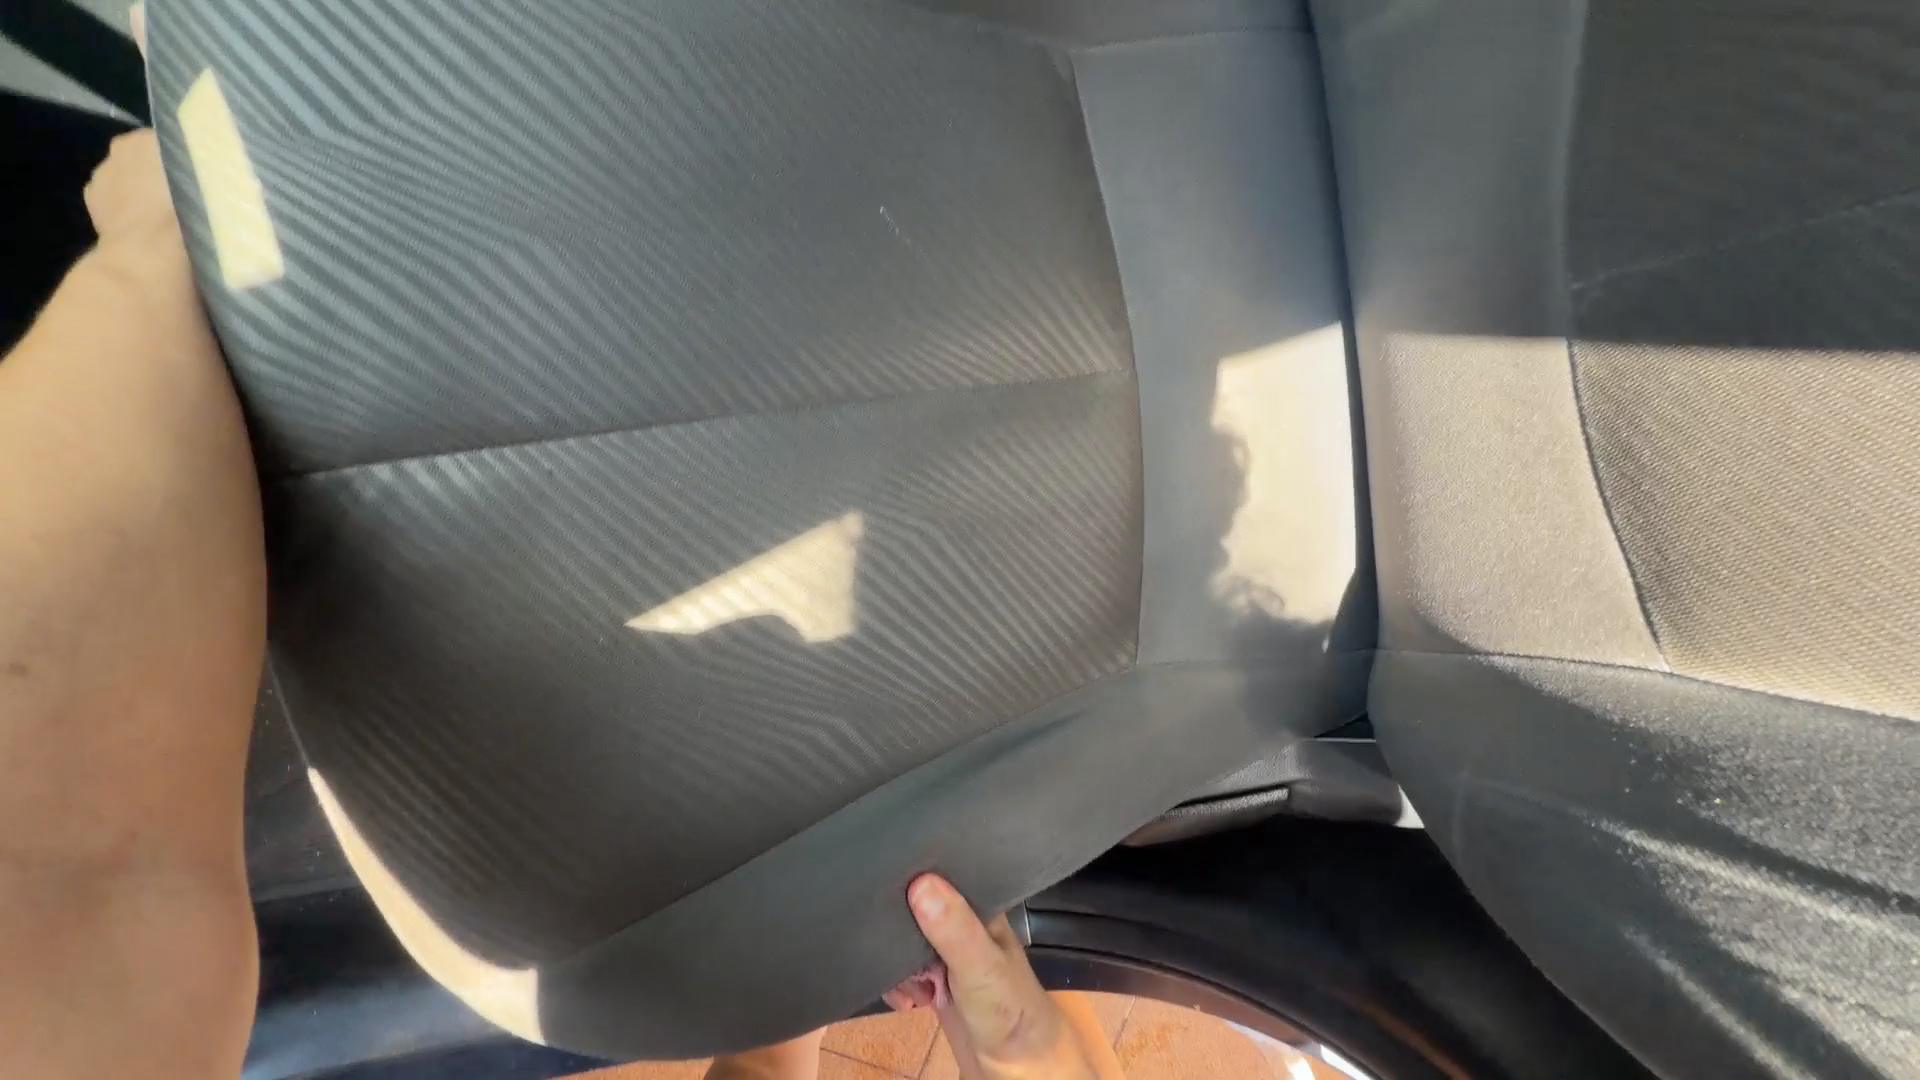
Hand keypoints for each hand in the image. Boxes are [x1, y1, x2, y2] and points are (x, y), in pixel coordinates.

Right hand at [891, 875, 1124, 1079]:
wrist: (1016, 1064)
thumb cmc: (1008, 1006)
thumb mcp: (981, 964)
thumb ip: (954, 928)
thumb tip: (920, 883)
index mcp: (978, 901)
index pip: (940, 872)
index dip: (913, 876)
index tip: (890, 891)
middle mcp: (960, 919)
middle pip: (915, 905)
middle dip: (899, 931)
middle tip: (899, 957)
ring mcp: (946, 948)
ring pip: (904, 938)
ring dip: (898, 965)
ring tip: (914, 987)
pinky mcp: (934, 976)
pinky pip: (902, 967)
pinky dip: (898, 983)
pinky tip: (908, 1000)